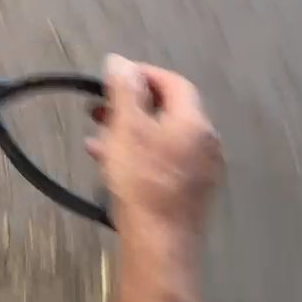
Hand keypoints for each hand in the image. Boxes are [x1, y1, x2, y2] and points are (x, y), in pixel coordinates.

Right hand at [87, 55, 221, 238]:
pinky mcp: (189, 189)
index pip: (173, 83)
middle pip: (167, 109)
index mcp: (194, 124)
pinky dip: (136, 150)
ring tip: (96, 135)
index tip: (111, 77)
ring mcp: (200, 168)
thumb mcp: (126, 126)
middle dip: (129, 103)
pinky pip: (161, 156)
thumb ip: (124, 90)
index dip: (142, 73)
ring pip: (160, 134)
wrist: (158, 241)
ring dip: (127, 128)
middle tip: (99, 107)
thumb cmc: (141, 178)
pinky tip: (108, 159)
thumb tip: (120, 61)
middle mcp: (205, 143)